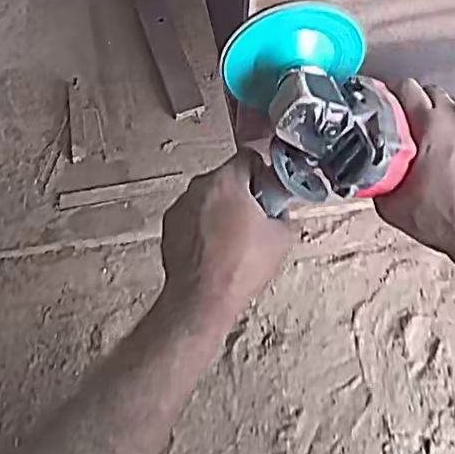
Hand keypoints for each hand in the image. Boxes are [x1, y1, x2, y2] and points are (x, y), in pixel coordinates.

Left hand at [158, 151, 295, 325]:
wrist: (202, 297)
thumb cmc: (240, 266)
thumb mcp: (281, 238)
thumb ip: (284, 214)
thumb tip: (281, 212)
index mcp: (226, 181)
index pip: (248, 156)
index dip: (262, 171)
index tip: (268, 189)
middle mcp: (199, 186)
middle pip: (226, 177)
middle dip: (242, 192)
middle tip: (255, 218)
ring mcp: (181, 204)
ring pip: (208, 196)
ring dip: (220, 209)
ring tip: (233, 239)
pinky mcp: (170, 224)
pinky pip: (191, 214)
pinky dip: (202, 224)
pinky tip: (214, 248)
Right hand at [374, 79, 454, 278]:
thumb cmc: (446, 221)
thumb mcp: (392, 205)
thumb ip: (376, 176)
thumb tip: (363, 166)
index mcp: (427, 124)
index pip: (405, 87)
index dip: (392, 94)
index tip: (388, 106)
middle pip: (430, 92)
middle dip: (418, 106)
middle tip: (412, 128)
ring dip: (445, 115)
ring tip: (441, 138)